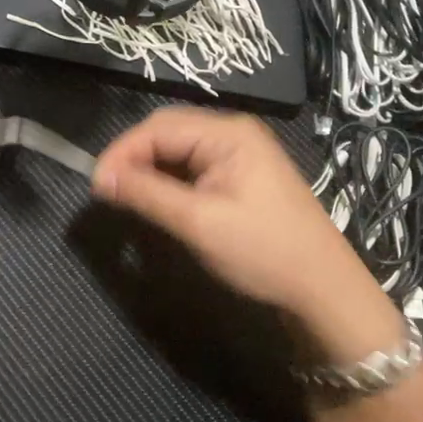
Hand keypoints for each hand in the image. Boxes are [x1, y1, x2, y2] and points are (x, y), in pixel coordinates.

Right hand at [90, 108, 400, 360]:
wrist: (326, 292)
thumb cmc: (265, 253)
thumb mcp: (198, 223)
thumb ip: (146, 194)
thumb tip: (98, 177)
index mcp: (228, 133)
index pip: (157, 129)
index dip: (121, 153)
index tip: (96, 186)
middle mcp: (232, 132)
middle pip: (164, 131)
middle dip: (132, 157)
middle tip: (108, 190)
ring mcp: (238, 152)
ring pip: (175, 148)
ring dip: (147, 168)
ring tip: (126, 196)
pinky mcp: (238, 174)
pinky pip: (190, 164)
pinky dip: (166, 178)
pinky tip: (156, 199)